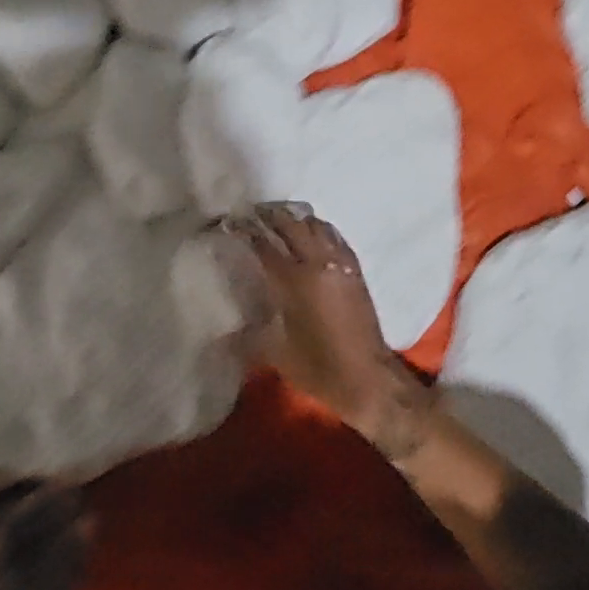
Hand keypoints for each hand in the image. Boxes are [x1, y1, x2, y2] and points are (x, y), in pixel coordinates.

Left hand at [0, 481, 86, 589]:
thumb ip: (64, 559)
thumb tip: (86, 520)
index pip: (1, 528)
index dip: (35, 505)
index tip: (67, 489)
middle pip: (5, 542)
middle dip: (41, 521)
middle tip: (76, 501)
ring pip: (15, 563)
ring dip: (46, 542)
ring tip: (80, 527)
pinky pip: (19, 583)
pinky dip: (45, 567)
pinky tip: (72, 562)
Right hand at [225, 203, 433, 456]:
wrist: (366, 377)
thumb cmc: (318, 367)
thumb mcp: (274, 353)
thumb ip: (247, 336)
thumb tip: (221, 333)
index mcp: (293, 281)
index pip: (265, 245)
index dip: (247, 230)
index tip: (232, 221)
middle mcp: (317, 264)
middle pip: (293, 226)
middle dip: (272, 216)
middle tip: (254, 213)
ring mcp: (340, 265)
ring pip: (318, 226)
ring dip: (298, 218)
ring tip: (282, 218)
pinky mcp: (356, 271)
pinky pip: (336, 238)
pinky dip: (322, 229)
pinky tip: (314, 233)